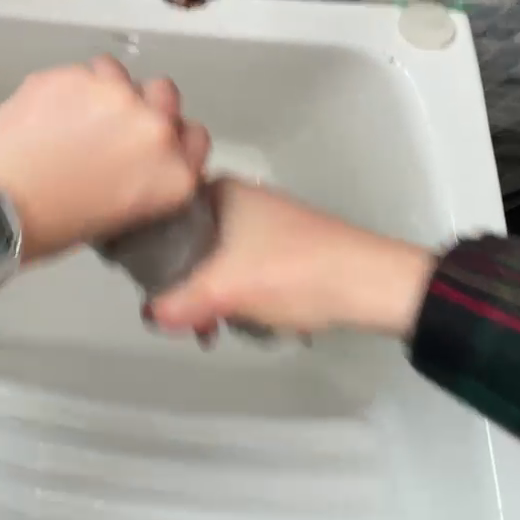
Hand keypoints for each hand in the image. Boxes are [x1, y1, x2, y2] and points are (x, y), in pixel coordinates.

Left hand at [0, 57, 210, 262]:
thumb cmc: (54, 226)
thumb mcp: (120, 213)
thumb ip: (145, 176)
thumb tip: (135, 154)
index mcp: (173, 174)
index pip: (195, 138)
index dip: (170, 140)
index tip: (145, 147)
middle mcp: (154, 128)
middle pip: (165, 96)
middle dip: (143, 108)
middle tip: (109, 129)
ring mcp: (113, 95)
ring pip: (121, 75)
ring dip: (106, 91)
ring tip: (72, 115)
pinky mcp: (73, 75)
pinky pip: (83, 72)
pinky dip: (69, 88)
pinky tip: (46, 111)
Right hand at [147, 179, 437, 338]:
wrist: (373, 284)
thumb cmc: (291, 272)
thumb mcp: (224, 290)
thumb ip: (178, 302)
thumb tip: (149, 316)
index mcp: (219, 189)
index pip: (163, 213)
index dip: (148, 250)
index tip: (147, 285)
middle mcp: (237, 197)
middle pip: (189, 241)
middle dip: (185, 285)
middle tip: (191, 321)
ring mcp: (264, 219)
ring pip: (217, 258)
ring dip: (213, 294)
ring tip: (217, 329)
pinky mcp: (285, 244)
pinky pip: (242, 266)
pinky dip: (238, 292)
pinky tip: (246, 319)